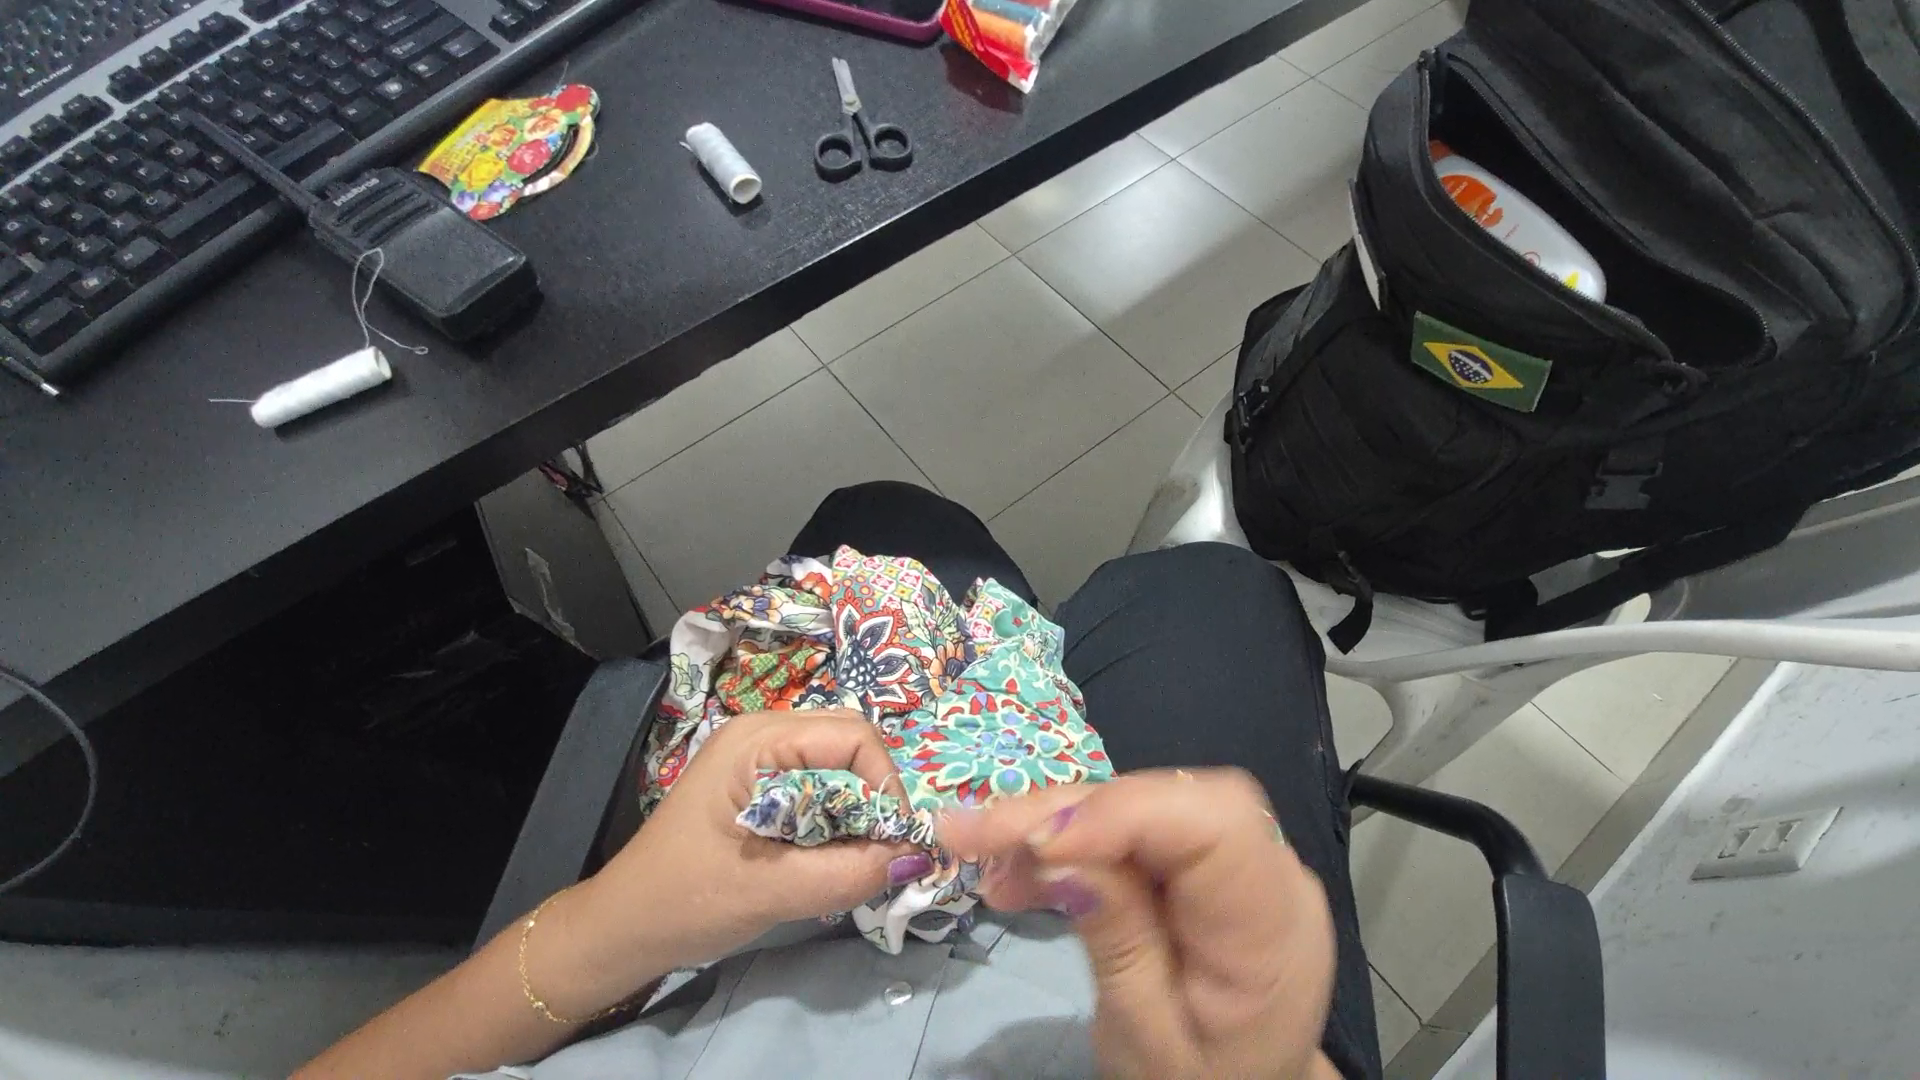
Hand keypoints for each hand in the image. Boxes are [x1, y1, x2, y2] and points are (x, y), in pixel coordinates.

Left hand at [583, 709, 919, 975]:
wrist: (620, 929)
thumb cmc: (685, 902)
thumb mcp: (769, 892)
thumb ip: (846, 873)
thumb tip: (915, 857)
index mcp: (758, 740)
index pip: (852, 736)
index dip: (886, 784)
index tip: (896, 842)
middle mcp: (762, 731)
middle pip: (850, 739)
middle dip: (877, 792)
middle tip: (883, 848)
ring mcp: (759, 753)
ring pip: (839, 760)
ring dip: (860, 803)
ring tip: (860, 852)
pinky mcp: (760, 778)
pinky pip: (820, 778)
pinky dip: (840, 811)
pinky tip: (832, 848)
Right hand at [938, 769, 1339, 1079]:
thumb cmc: (1198, 1079)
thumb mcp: (1149, 1037)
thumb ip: (1116, 941)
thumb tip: (1056, 851)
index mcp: (1271, 925)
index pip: (1217, 825)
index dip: (1126, 811)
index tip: (1039, 842)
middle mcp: (1261, 869)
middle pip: (1165, 801)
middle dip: (1065, 810)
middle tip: (975, 835)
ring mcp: (1227, 855)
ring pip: (1133, 802)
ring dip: (1051, 822)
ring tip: (982, 857)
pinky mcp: (1192, 856)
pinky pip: (1124, 824)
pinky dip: (1064, 838)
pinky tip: (1015, 869)